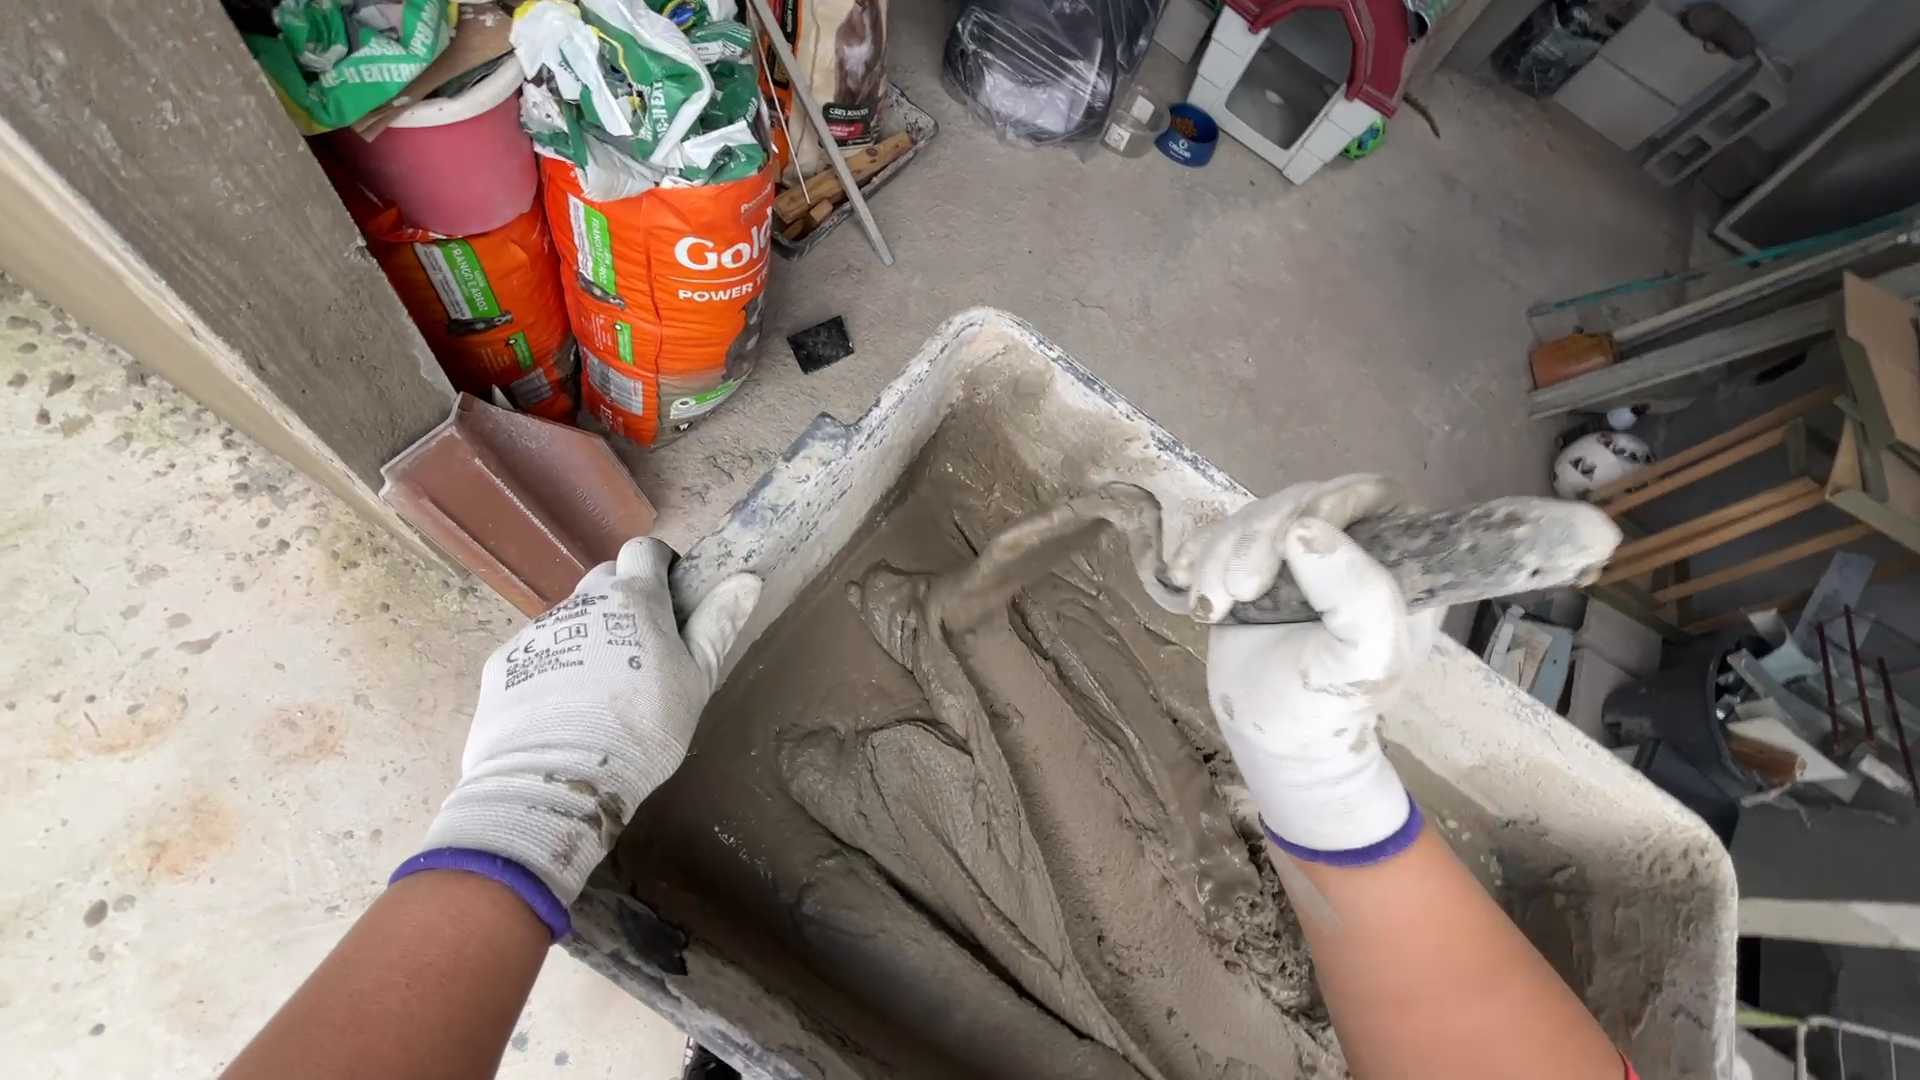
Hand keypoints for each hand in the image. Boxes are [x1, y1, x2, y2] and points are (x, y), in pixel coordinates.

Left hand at [408, 538, 760, 925]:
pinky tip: (562, 707)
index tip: (669, 597)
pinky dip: (553, 667)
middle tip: (639, 647)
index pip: (644, 550)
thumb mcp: (698, 678)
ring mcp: (538, 630)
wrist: (557, 780)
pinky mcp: (503, 662)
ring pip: (571, 617)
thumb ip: (718, 624)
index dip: (658, 566)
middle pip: (605, 579)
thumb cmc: (645, 726)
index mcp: (634, 599)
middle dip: (622, 598)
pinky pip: (536, 651)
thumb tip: (747, 578)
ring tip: (600, 689)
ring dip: (589, 635)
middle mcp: (582, 602)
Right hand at [1168, 479, 1439, 863]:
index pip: (1374, 496)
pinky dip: (1194, 554)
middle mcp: (1348, 547)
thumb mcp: (1359, 663)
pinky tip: (1183, 581)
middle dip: (1257, 540)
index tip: (1292, 538)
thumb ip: (1356, 597)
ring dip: (1220, 556)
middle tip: (1238, 591)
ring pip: (1252, 518)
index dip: (1333, 500)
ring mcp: (1294, 553)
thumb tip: (1303, 530)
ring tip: (1211, 608)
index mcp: (1398, 563)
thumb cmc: (1326, 708)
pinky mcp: (1247, 562)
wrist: (1269, 735)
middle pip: (1300, 501)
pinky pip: (1217, 535)